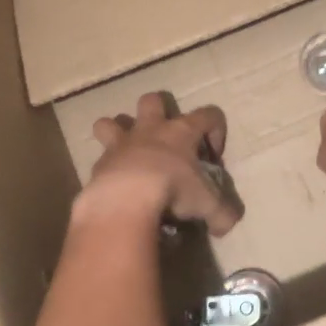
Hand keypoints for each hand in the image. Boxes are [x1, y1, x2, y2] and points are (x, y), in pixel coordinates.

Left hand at [82, 92, 242, 236]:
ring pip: (112, 121)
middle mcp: (151, 130)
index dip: (216, 131)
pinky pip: (100, 158)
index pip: (208, 114)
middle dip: (159, 112)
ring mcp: (122, 144)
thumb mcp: (209, 205)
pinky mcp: (100, 163)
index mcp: (182, 132)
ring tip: (128, 151)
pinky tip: (116, 185)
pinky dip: (108, 168)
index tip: (213, 157)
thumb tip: (225, 225)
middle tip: (167, 138)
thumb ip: (223, 214)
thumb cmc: (173, 190)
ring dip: (118, 131)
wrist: (126, 198)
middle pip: (152, 100)